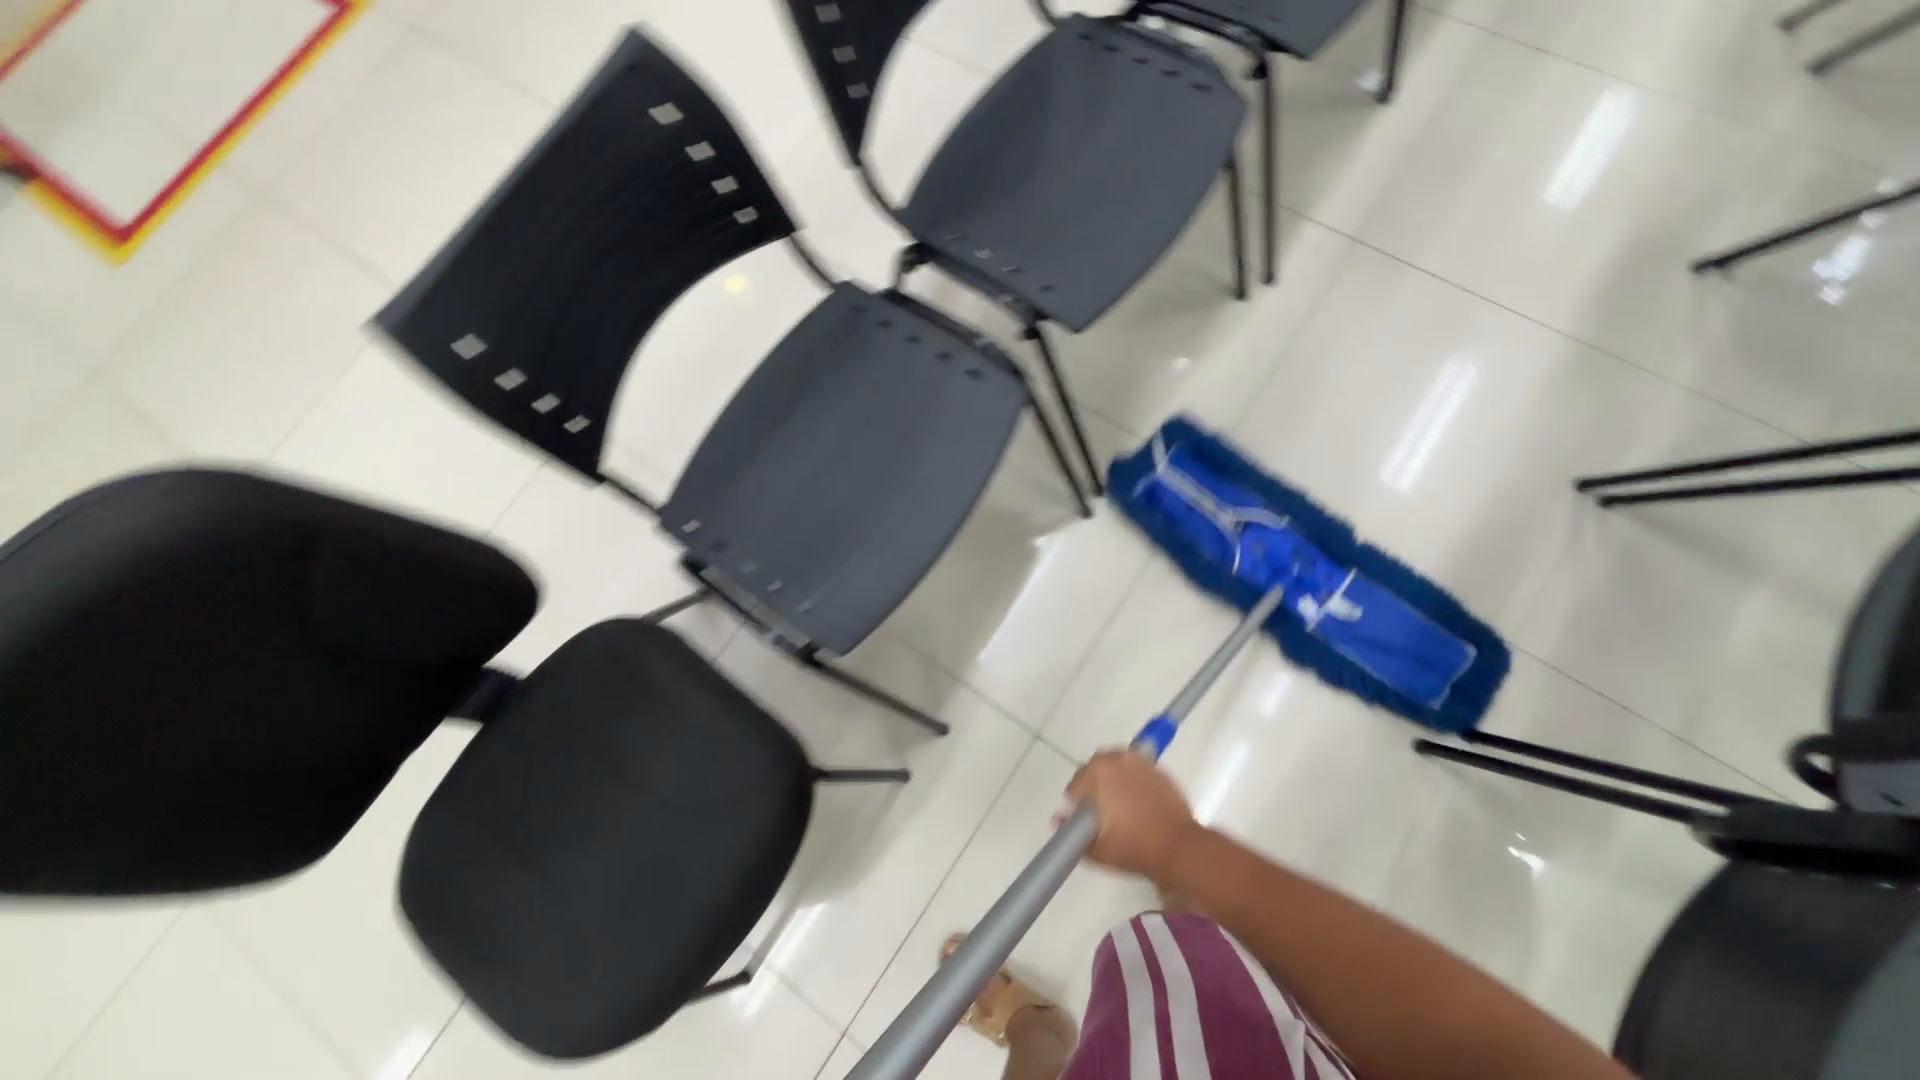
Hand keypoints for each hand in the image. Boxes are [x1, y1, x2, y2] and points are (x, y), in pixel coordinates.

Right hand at [1065, 750, 1202, 882]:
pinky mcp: (1160, 770)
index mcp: (1098, 772)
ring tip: (1120, 807)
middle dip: (1094, 787)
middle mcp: (1118, 758)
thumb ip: (1071, 832)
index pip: (1076, 784)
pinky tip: (1138, 804)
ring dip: (1113, 781)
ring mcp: (1141, 762)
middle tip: (1101, 813)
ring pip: (1118, 767)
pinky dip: (1133, 782)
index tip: (1084, 821)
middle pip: (1096, 769)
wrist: (1178, 847)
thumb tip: (1058, 820)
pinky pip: (1137, 772)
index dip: (1077, 804)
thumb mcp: (1095, 847)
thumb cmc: (1132, 846)